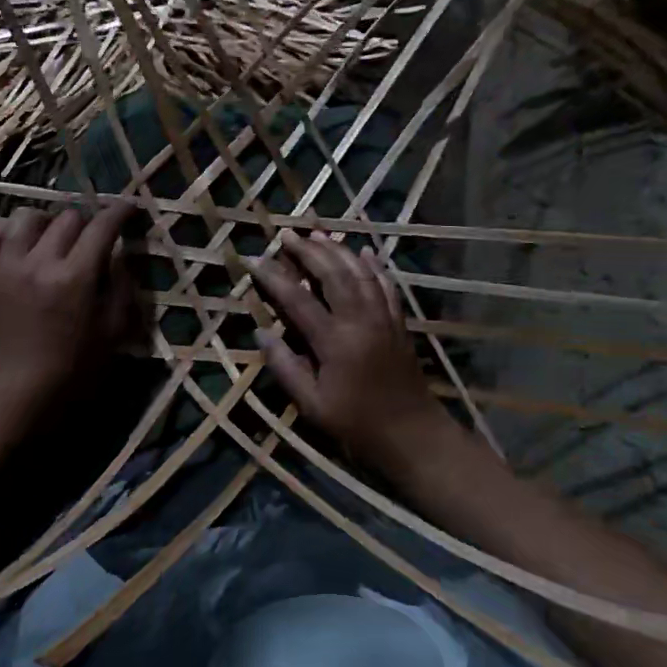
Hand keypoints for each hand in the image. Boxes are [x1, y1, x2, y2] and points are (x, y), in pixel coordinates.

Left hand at [0, 203, 135, 424]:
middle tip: (93, 235)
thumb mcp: (112, 333)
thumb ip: (122, 289)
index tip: (129, 207)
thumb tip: (120, 257)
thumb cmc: (69, 368)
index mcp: (75, 277)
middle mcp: (40, 261)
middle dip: (87, 220)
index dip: (120, 211)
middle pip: (67, 217)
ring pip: (27, 217)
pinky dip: (3, 231)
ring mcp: (6, 265)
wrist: (10, 391)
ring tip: (54, 234)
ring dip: (47, 220)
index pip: (102, 226)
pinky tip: (16, 240)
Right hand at [250, 232, 449, 464]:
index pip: (298, 299)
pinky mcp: (398, 321)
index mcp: (335, 341)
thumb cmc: (355, 422)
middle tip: (288, 234)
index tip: (255, 260)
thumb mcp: (312, 404)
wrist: (411, 432)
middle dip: (309, 250)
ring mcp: (383, 317)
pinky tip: (364, 250)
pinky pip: (385, 284)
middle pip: (333, 273)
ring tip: (317, 233)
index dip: (274, 277)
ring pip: (360, 271)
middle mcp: (360, 320)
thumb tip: (261, 332)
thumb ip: (285, 366)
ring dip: (338, 249)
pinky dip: (373, 264)